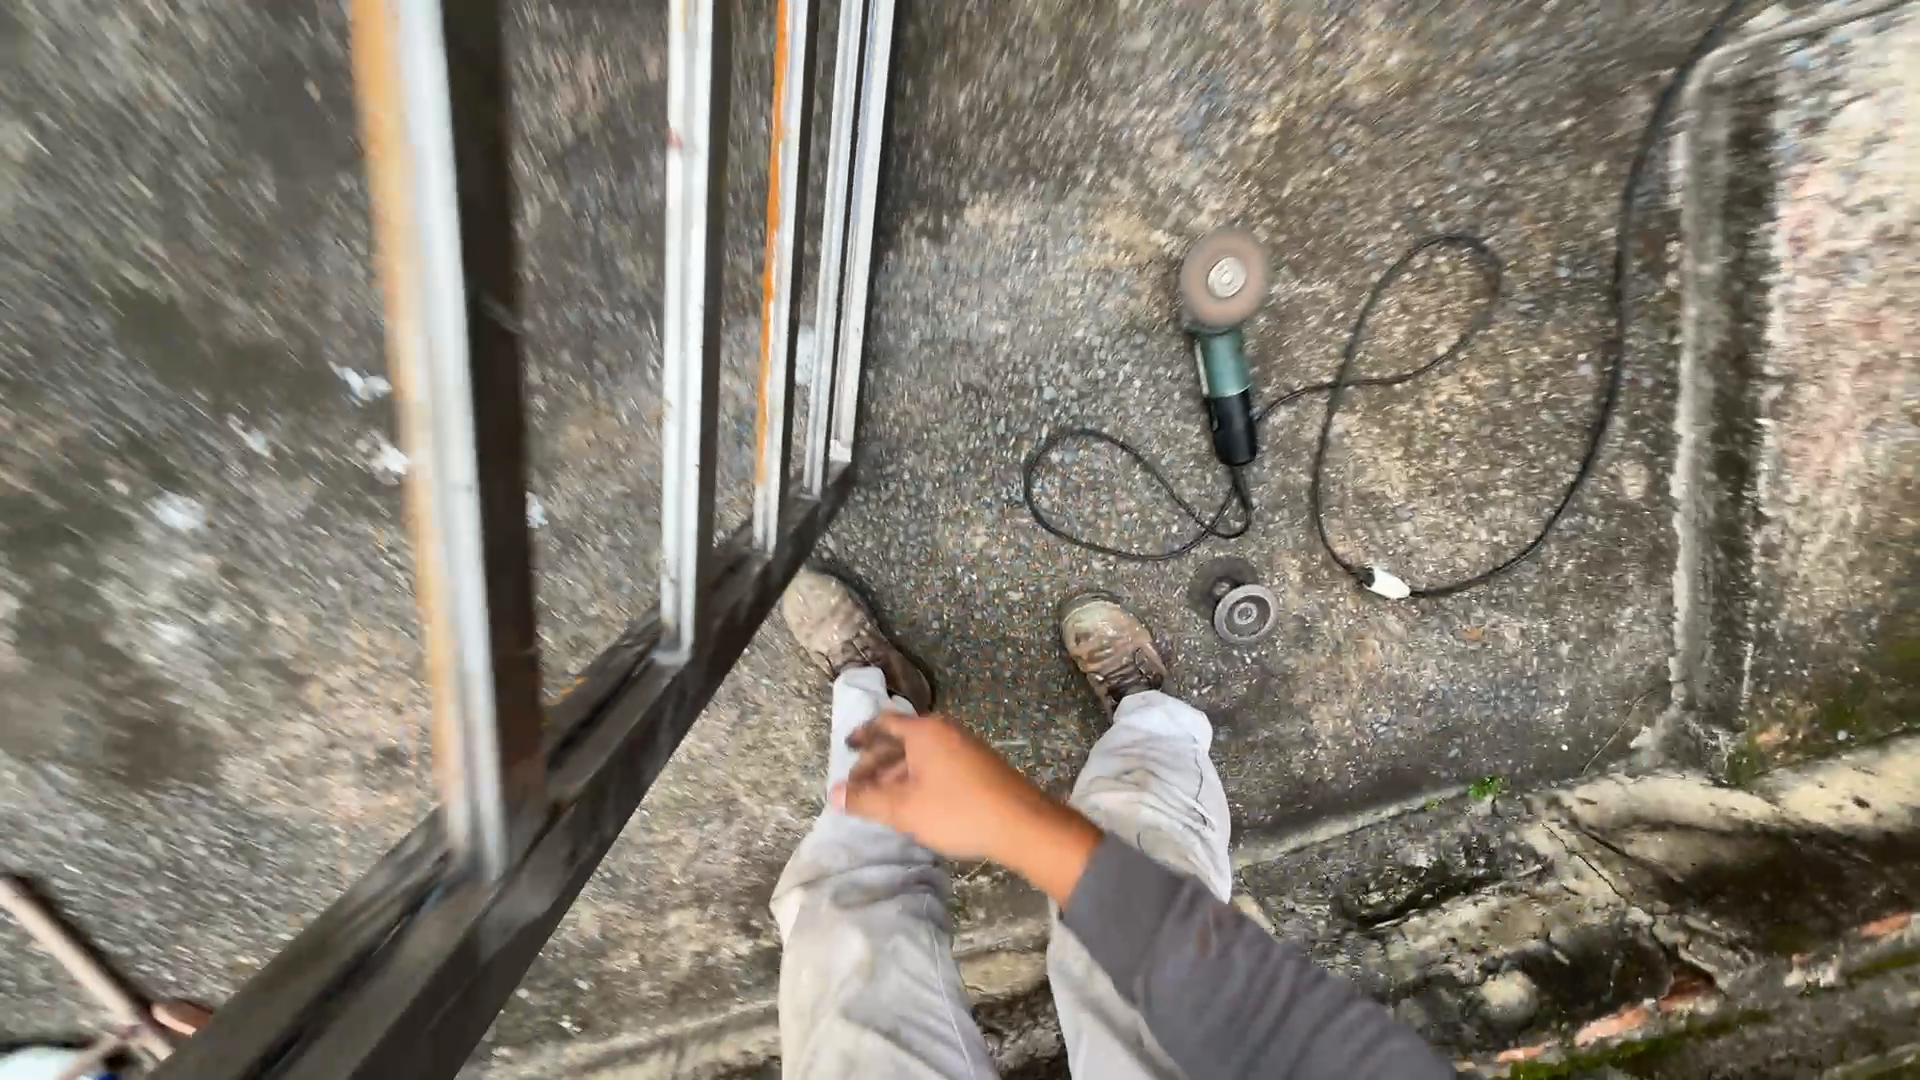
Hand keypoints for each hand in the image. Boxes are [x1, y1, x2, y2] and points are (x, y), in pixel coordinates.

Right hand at [833, 714, 1103, 902]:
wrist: (1021, 823)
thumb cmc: (957, 811)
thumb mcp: (904, 809)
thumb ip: (866, 800)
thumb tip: (834, 794)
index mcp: (924, 731)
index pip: (884, 723)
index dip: (862, 735)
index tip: (847, 747)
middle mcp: (944, 731)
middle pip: (901, 739)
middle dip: (876, 762)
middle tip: (856, 785)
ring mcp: (964, 747)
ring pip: (919, 755)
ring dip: (896, 773)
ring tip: (879, 799)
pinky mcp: (977, 765)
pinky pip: (936, 764)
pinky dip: (917, 778)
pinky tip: (912, 803)